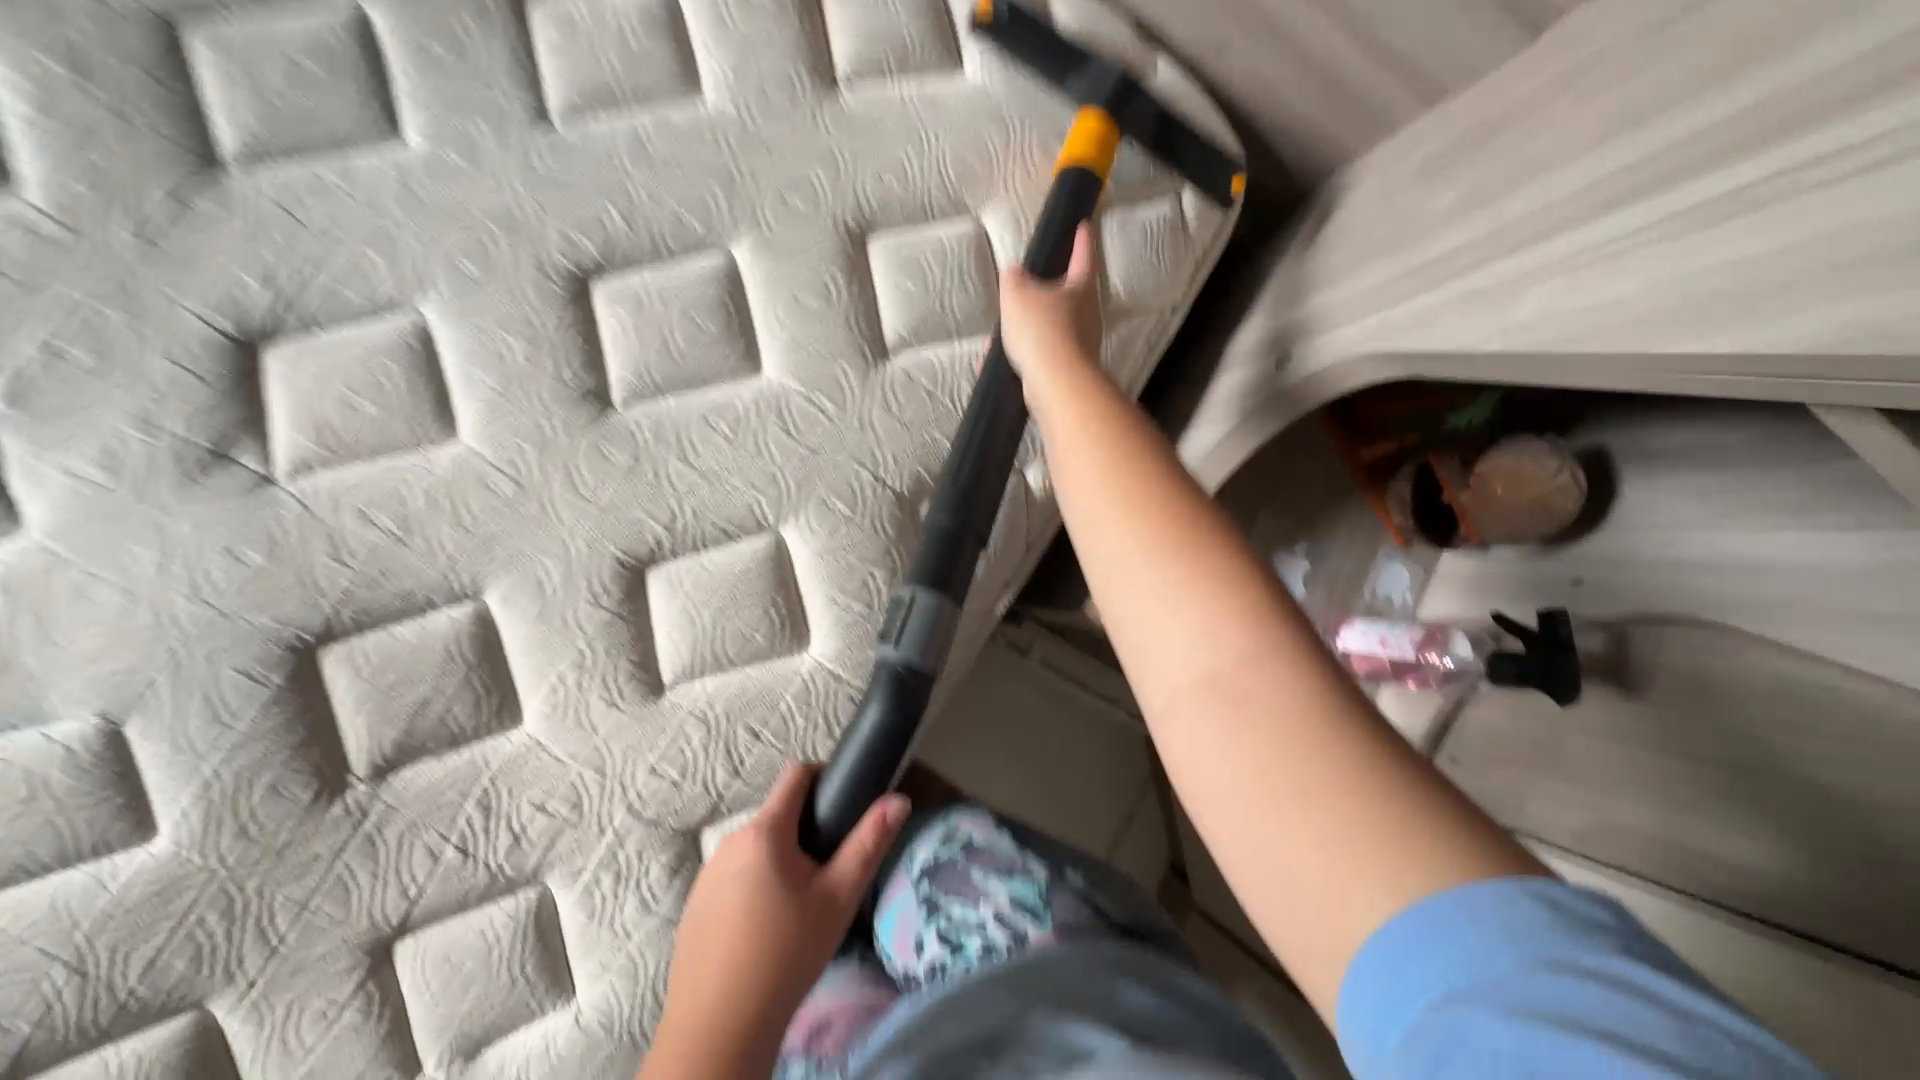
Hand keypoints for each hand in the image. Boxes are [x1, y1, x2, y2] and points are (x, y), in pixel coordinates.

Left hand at [645, 763, 910, 1076]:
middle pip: (777, 816)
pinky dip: (756, 887)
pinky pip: (734, 877)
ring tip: (802, 906)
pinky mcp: (695, 904)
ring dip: (781, 860)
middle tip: (831, 873)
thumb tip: (898, 799)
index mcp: (765, 831)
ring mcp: (707, 873)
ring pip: (756, 849)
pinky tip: (767, 930)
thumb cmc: (788, 953)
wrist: (720, 1024)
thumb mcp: (839, 898)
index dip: (824, 777)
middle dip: (807, 832)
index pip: (795, 774)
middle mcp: (730, 841)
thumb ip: (869, 843)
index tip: (845, 805)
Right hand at [998, 222, 1101, 385]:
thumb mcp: (1017, 294)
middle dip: (1046, 292)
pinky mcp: (1070, 369)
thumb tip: (1016, 274)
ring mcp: (1082, 344)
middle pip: (1068, 295)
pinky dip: (1022, 354)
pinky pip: (1042, 354)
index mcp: (1081, 288)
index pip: (1083, 256)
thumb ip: (1014, 279)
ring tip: (1000, 334)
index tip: (1084, 225)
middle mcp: (1088, 314)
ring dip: (1027, 329)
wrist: (1056, 383)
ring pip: (1051, 328)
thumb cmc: (1041, 329)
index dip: (1082, 239)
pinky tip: (998, 361)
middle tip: (1027, 287)